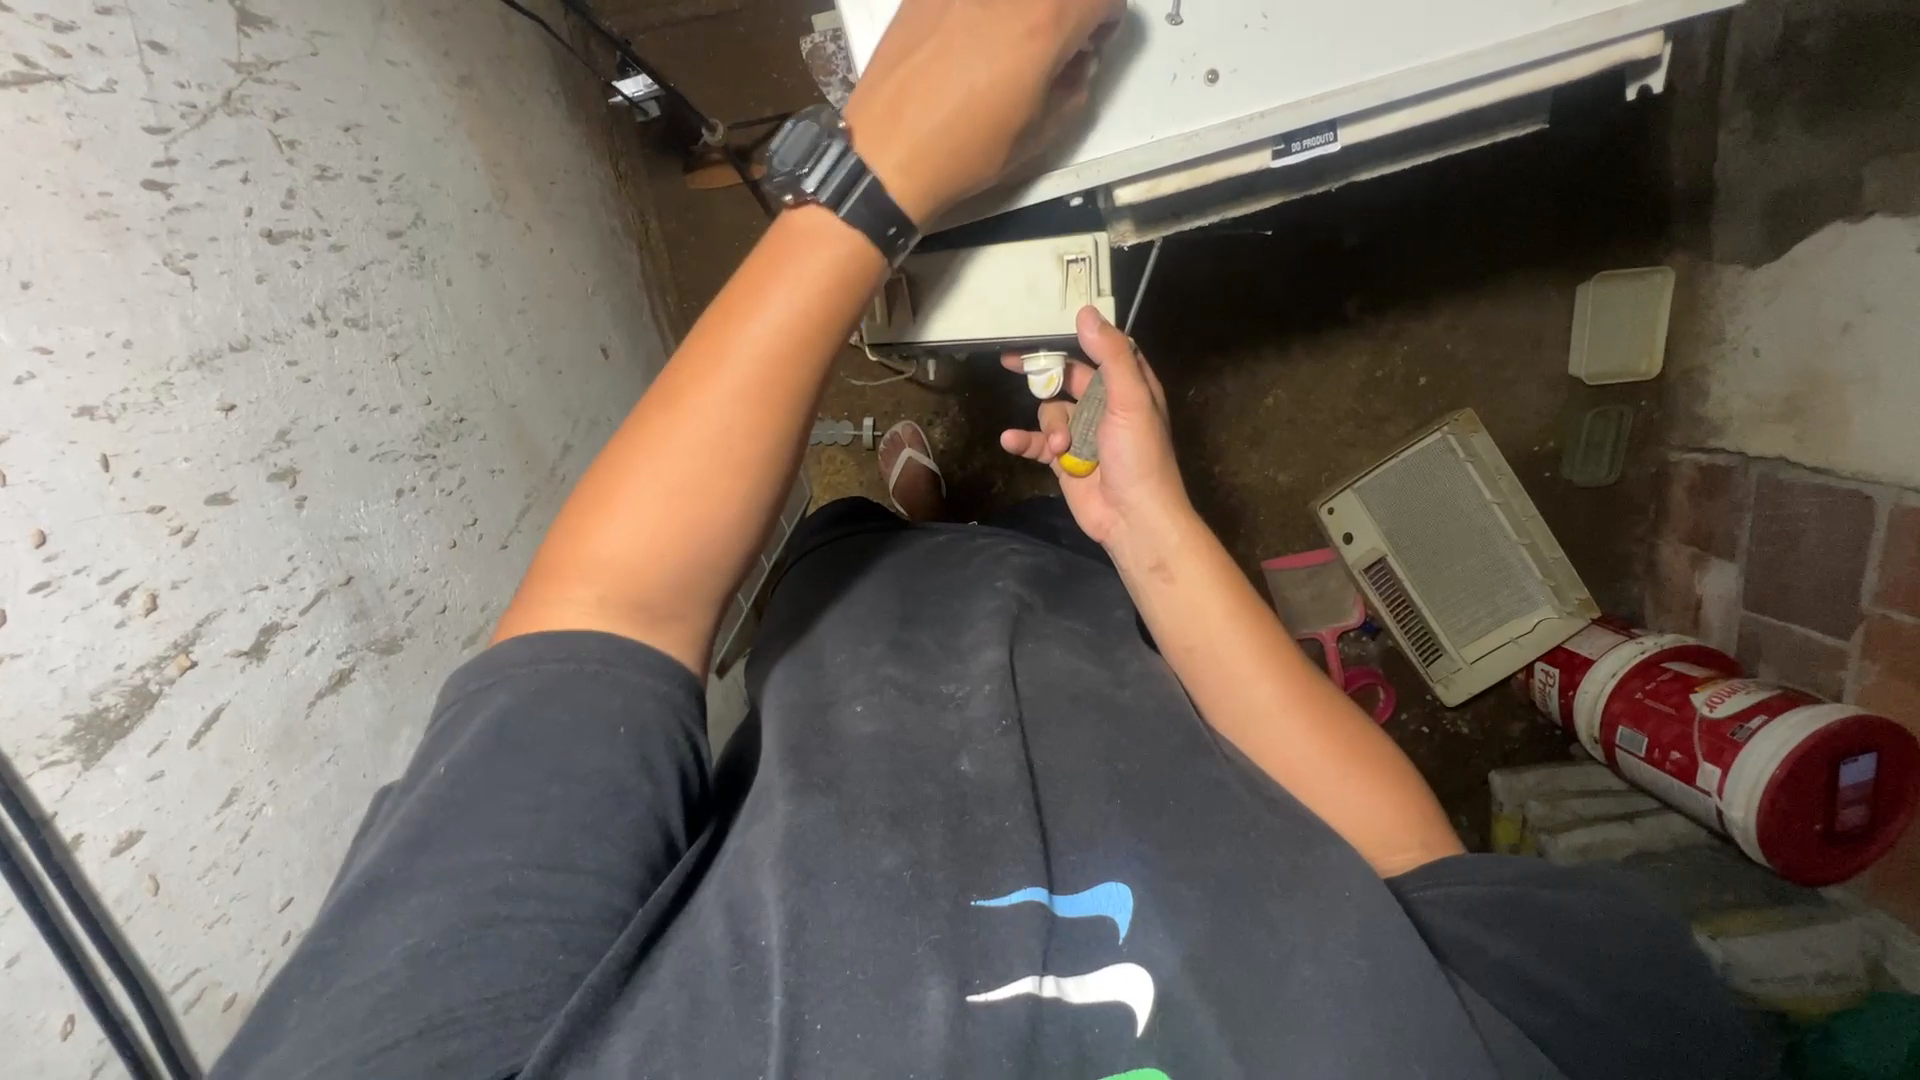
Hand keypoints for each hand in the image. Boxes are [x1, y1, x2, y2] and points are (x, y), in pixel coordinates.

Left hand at [843, 0, 1122, 222]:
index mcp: (1046, 21)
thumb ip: (1075, 88)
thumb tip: (1077, 63)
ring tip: (1006, 44)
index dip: (1105, 19)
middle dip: (1067, 10)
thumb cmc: (966, 152)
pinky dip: (983, 12)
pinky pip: (973, 0)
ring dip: (1023, 14)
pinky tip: (965, 41)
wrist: (889, 154)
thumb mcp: (1039, 135)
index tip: (1091, 42)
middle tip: (1054, 43)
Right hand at [1000, 307, 1193, 551]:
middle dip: (1042, 373)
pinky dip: (1023, 440)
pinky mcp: (1063, 460)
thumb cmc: (1140, 456)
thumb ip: (1110, 356)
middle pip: (1066, 378)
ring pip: (1050, 411)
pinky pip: (1036, 442)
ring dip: (1049, 426)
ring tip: (1060, 448)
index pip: (1101, 351)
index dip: (1077, 337)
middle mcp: (1104, 406)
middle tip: (1010, 362)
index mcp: (1128, 387)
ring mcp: (1082, 434)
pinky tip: (1010, 440)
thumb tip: (1085, 313)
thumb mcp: (1131, 399)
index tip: (1047, 326)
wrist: (1133, 517)